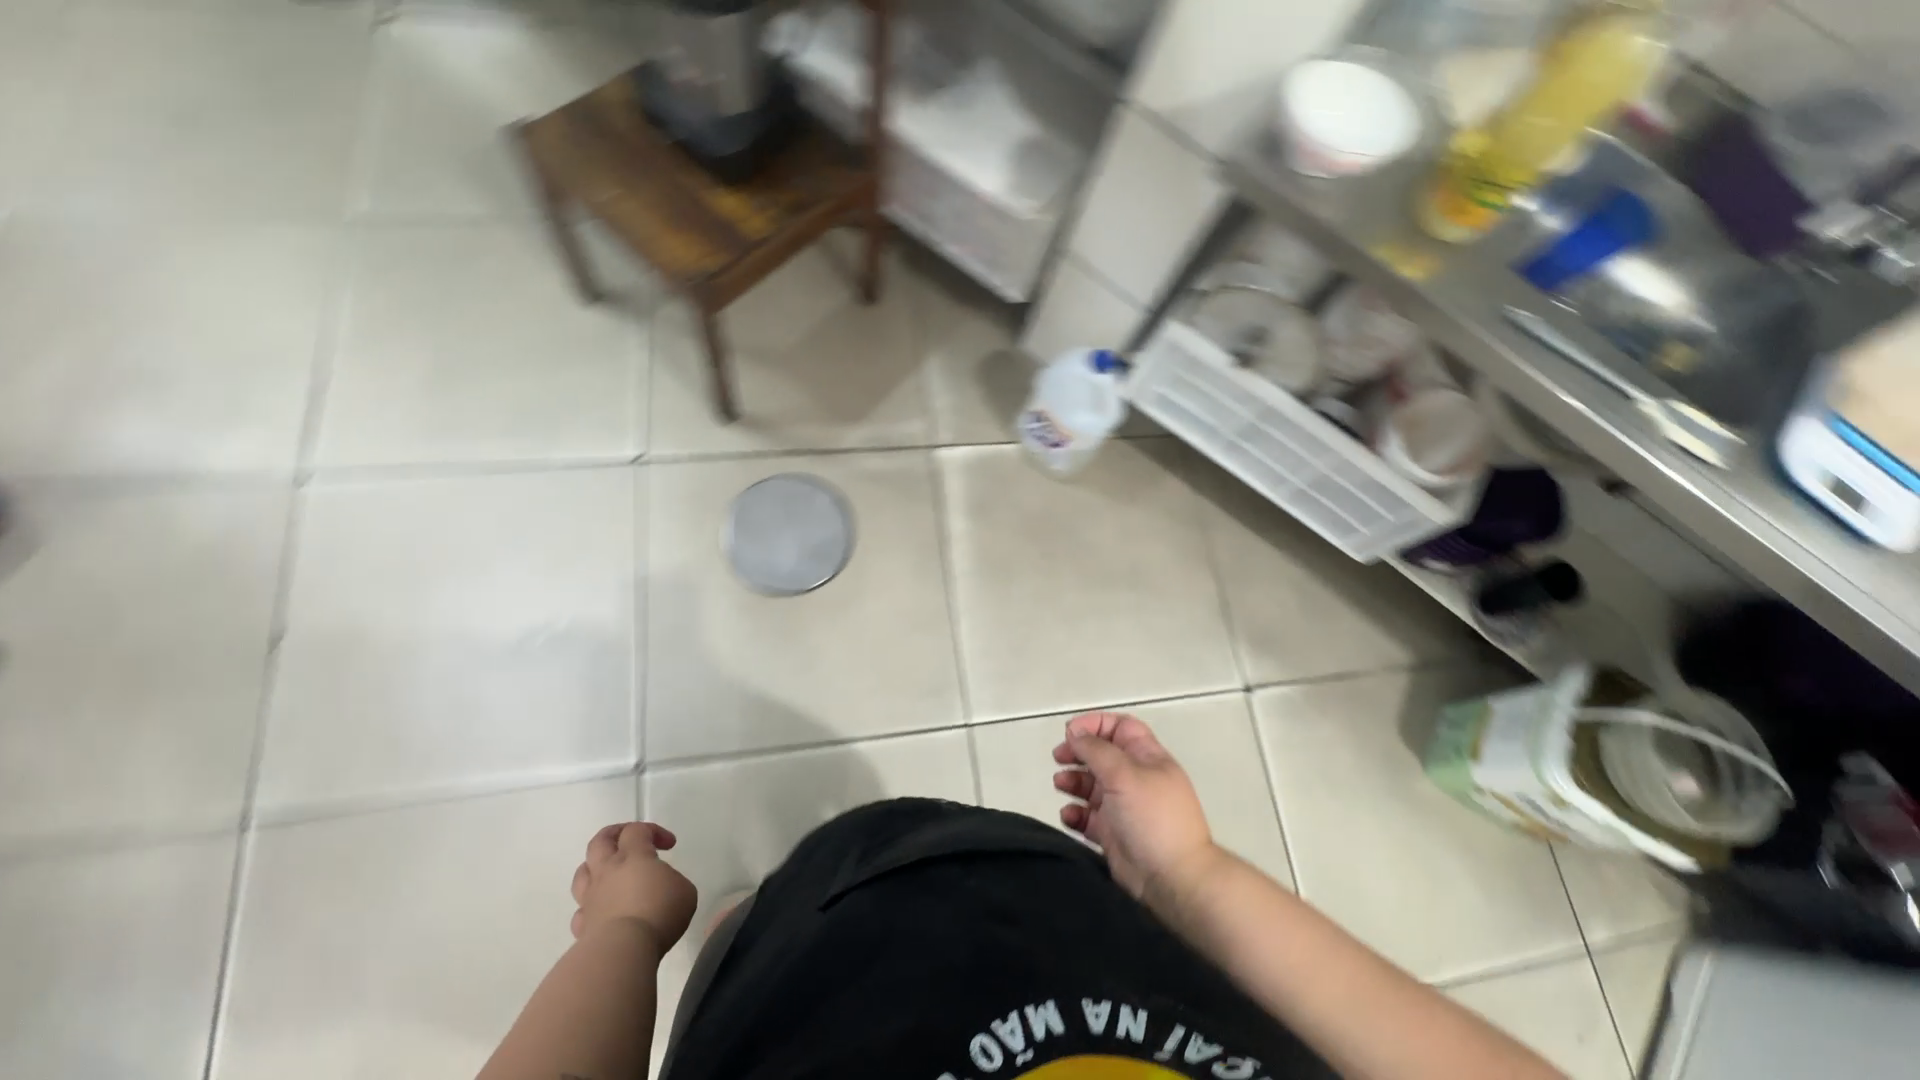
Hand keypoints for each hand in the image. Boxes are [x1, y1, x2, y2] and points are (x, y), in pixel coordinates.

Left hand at [569, 823, 697, 952]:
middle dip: (614, 834)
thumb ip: (672, 881)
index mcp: (633, 856)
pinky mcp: (583, 925)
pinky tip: (602, 912)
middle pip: (599, 841)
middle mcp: (607, 872)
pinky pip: (581, 911)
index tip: (670, 845)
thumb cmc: (659, 912)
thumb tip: (661, 886)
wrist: (624, 949)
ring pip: (582, 873)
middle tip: (629, 840)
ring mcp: (590, 899)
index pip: (636, 830)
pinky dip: (590, 908)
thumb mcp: (684, 890)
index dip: (653, 831)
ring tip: (609, 875)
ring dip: (594, 868)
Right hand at [1053, 712, 1223, 904]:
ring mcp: (1124, 807)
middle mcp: (1135, 779)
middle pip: (1102, 755)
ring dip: (1073, 781)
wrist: (1172, 877)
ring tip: (1061, 785)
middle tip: (1059, 758)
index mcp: (1148, 759)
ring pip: (1092, 785)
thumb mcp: (1125, 774)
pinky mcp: (1112, 834)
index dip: (1096, 725)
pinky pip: (1088, 817)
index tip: (1070, 732)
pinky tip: (1069, 816)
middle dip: (1078, 753)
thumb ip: (1096, 750)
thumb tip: (1075, 733)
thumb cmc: (1152, 817)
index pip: (1122, 728)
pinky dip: (1075, 814)